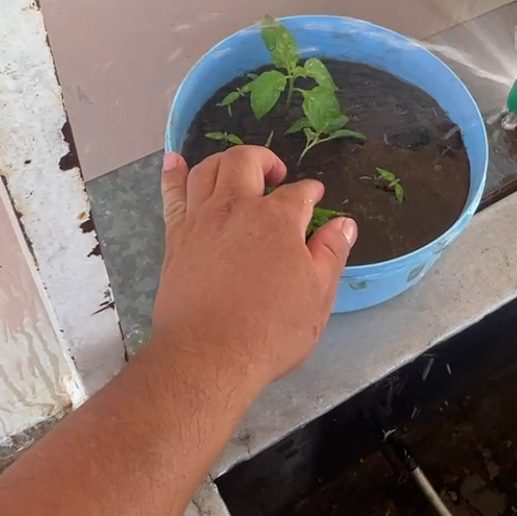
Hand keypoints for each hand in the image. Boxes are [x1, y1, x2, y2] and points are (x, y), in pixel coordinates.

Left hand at [148, 147, 356, 390]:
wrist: (208, 355)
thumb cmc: (270, 330)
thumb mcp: (318, 296)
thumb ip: (331, 253)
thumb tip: (344, 224)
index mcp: (278, 220)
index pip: (299, 193)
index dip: (311, 192)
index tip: (315, 198)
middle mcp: (237, 208)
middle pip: (247, 162)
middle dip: (265, 161)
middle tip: (276, 176)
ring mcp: (202, 220)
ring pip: (208, 169)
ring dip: (225, 162)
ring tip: (237, 172)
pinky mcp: (176, 237)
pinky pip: (172, 194)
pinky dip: (173, 173)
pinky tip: (175, 161)